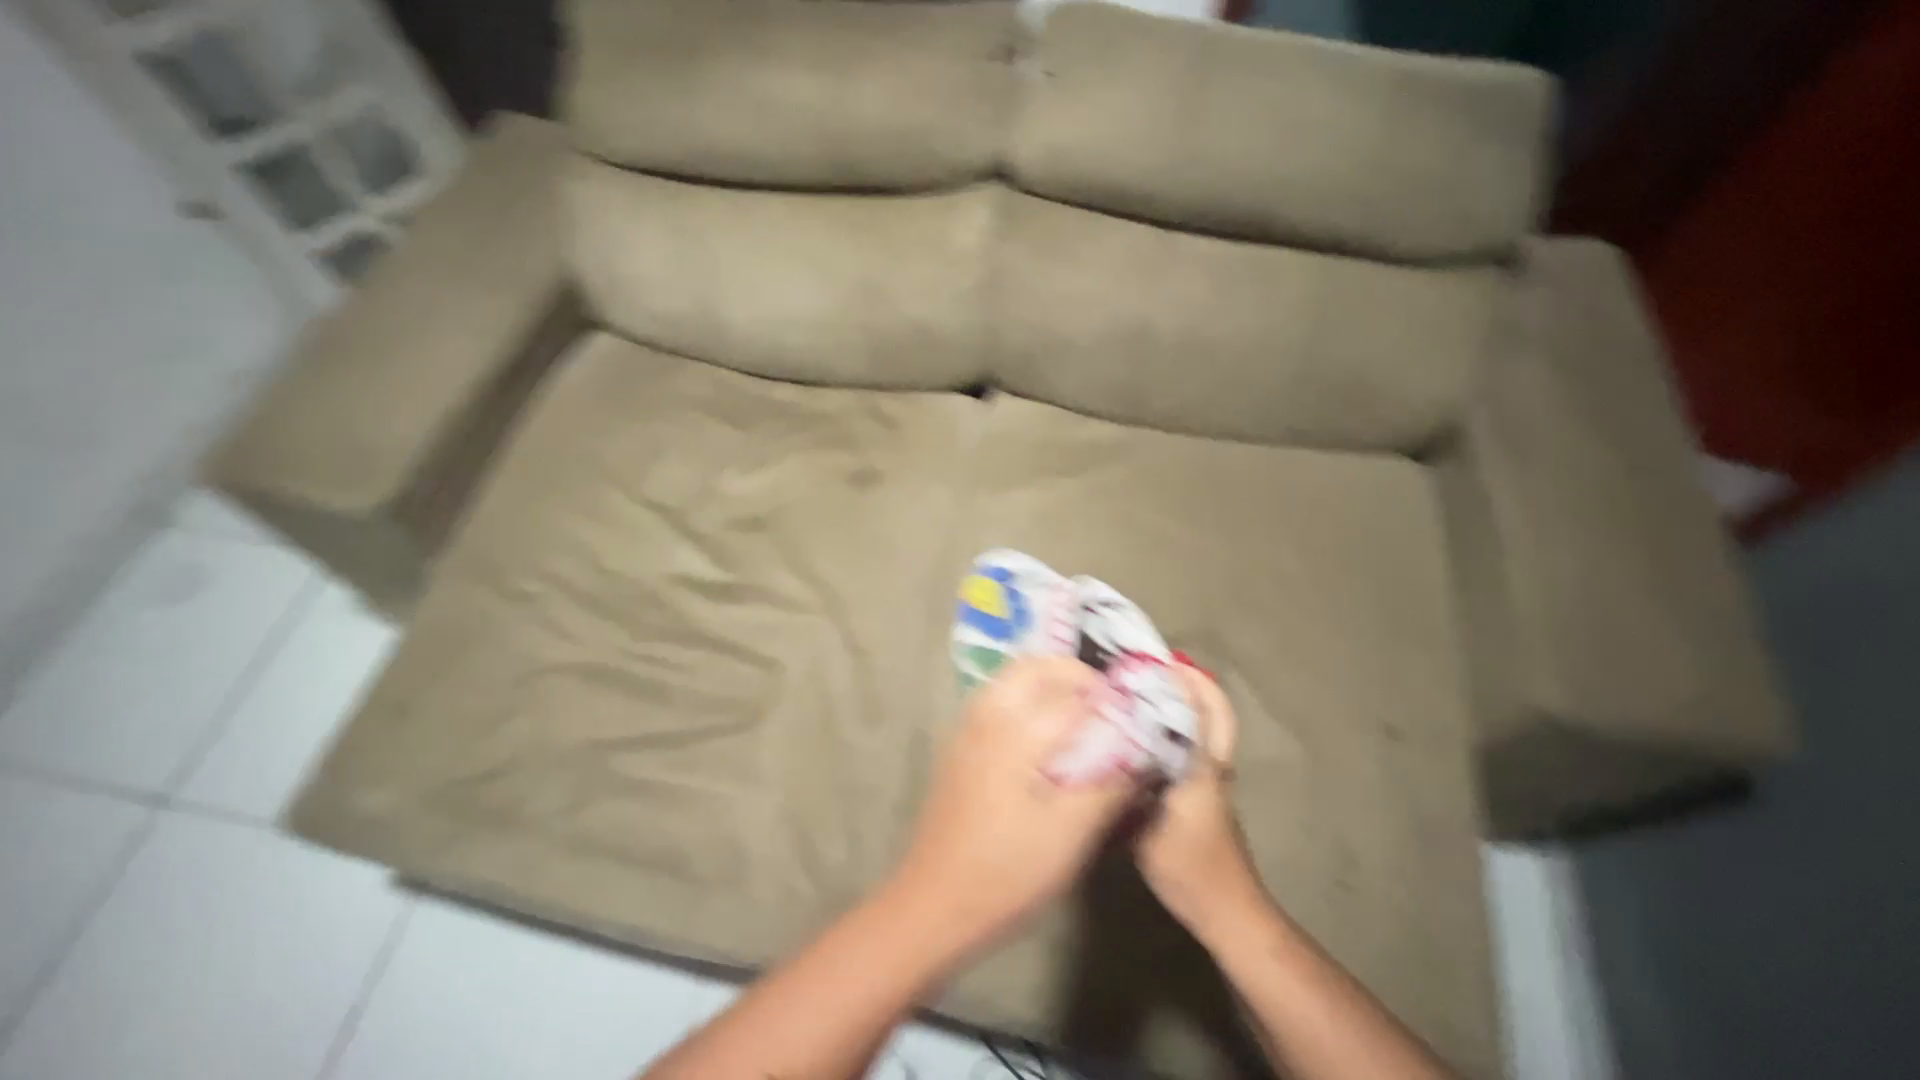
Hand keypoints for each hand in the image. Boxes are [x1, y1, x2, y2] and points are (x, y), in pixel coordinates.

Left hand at [887, 656, 1140, 956]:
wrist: (932, 907)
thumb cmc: (1006, 874)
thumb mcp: (1070, 835)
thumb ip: (1108, 785)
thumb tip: (1141, 753)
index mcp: (1015, 731)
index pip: (1075, 693)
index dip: (1114, 702)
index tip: (1143, 719)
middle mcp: (986, 717)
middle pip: (1035, 667)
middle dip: (1078, 677)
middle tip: (1112, 708)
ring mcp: (967, 732)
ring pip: (1013, 682)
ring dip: (1052, 686)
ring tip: (1087, 722)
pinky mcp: (960, 752)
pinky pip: (999, 704)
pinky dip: (1030, 704)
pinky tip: (1050, 745)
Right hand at [1134, 666, 1267, 937]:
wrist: (1226, 911)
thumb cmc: (1189, 869)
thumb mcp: (1149, 827)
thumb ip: (1131, 786)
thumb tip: (1105, 752)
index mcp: (1204, 766)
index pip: (1209, 709)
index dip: (1190, 681)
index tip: (1158, 662)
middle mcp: (1213, 767)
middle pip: (1213, 714)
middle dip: (1188, 687)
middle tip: (1148, 674)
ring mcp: (1212, 784)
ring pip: (1202, 732)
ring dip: (1180, 709)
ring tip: (1135, 700)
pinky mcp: (1204, 800)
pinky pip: (1190, 753)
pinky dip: (1171, 737)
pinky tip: (1137, 744)